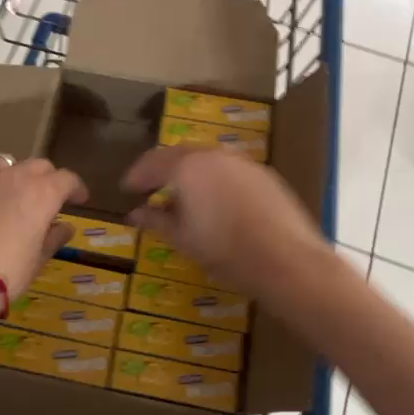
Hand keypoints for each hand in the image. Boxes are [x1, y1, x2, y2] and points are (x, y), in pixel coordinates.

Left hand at [0, 156, 87, 304]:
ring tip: (9, 199)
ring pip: (5, 167)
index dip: (76, 188)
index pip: (67, 179)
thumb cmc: (5, 273)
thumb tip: (65, 227)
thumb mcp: (37, 260)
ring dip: (13, 179)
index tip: (79, 200)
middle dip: (46, 179)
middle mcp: (14, 176)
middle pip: (37, 166)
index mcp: (42, 192)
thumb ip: (53, 238)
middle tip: (45, 199)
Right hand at [121, 146, 327, 299]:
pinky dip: (214, 180)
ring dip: (190, 174)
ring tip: (181, 196)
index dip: (137, 176)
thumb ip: (157, 220)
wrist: (287, 260)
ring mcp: (242, 162)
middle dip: (162, 171)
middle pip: (180, 155)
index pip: (152, 163)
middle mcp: (214, 154)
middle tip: (150, 188)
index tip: (126, 188)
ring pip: (207, 160)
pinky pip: (228, 170)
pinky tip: (214, 202)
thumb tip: (135, 213)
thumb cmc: (225, 250)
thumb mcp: (184, 238)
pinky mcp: (263, 174)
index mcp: (188, 166)